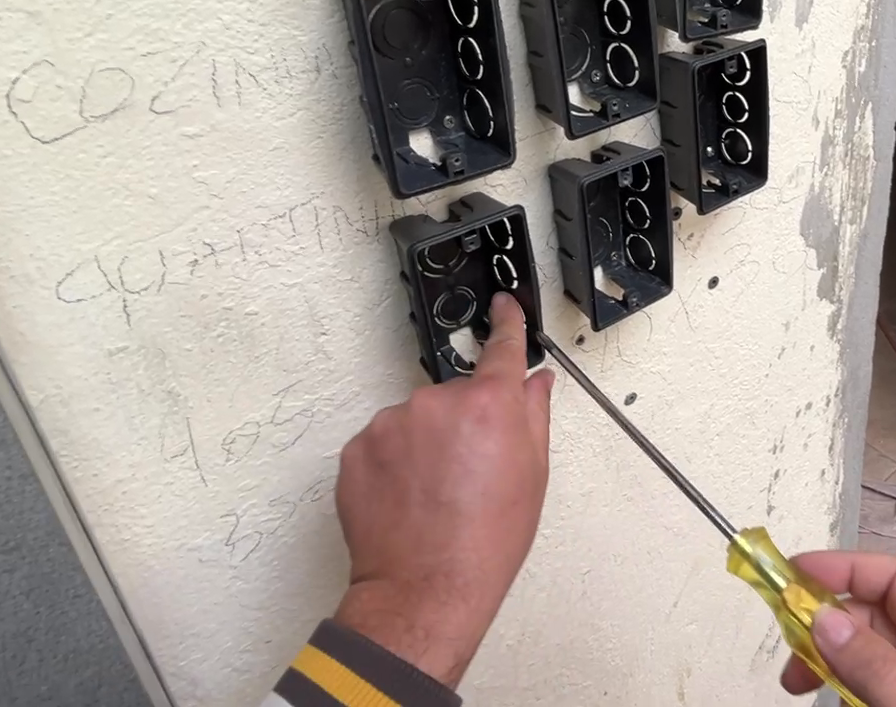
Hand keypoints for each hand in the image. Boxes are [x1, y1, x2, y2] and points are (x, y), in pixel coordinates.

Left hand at [332, 293, 554, 687]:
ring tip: (434, 487)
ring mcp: (394, 421)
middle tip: (468, 466)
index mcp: (490, 404)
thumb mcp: (532, 474)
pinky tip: (407, 492)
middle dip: (464, 418)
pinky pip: (384, 437)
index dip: (507, 321)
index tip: (504, 304)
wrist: (424, 591)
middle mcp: (440, 401)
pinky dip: (395, 456)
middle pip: (457, 392)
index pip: (502, 345)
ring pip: (418, 415)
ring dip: (426, 438)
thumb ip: (534, 414)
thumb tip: (535, 383)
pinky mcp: (359, 445)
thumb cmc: (486, 541)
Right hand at [781, 551, 895, 706]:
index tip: (792, 576)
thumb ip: (879, 670)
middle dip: (825, 619)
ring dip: (822, 655)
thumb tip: (822, 616)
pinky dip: (835, 686)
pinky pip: (862, 688)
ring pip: (862, 652)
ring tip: (794, 684)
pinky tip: (817, 699)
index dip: (846, 568)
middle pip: (873, 614)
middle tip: (786, 648)